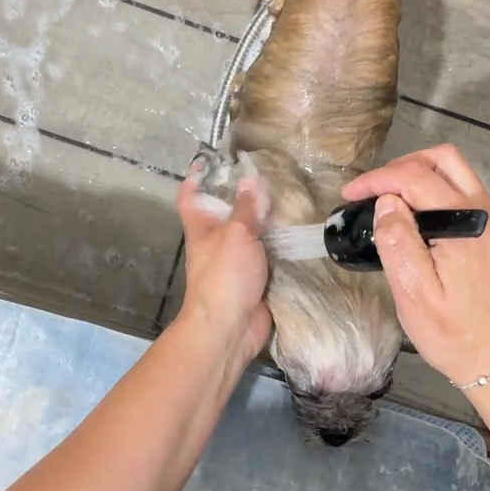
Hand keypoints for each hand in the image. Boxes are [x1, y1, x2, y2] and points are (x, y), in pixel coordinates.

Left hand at [173, 159, 271, 365]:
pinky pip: (269, 256)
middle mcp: (216, 242)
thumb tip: (250, 178)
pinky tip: (299, 232)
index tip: (212, 161)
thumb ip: (247, 208)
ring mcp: (236, 262)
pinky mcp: (255, 279)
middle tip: (270, 174)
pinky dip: (281, 246)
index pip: (190, 197)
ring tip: (291, 197)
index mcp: (202, 228)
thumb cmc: (224, 276)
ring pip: (251, 234)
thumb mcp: (236, 234)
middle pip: (227, 213)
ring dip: (267, 221)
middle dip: (244, 196)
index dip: (196, 178)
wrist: (230, 328)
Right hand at [343, 145, 489, 388]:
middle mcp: (486, 213)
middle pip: (444, 159)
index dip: (377, 179)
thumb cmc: (455, 334)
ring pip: (458, 174)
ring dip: (420, 176)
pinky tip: (416, 220)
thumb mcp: (414, 293)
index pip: (415, 178)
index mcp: (466, 223)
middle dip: (402, 166)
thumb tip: (387, 203)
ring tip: (389, 201)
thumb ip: (398, 241)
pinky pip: (466, 195)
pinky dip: (436, 193)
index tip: (350, 194)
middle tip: (371, 191)